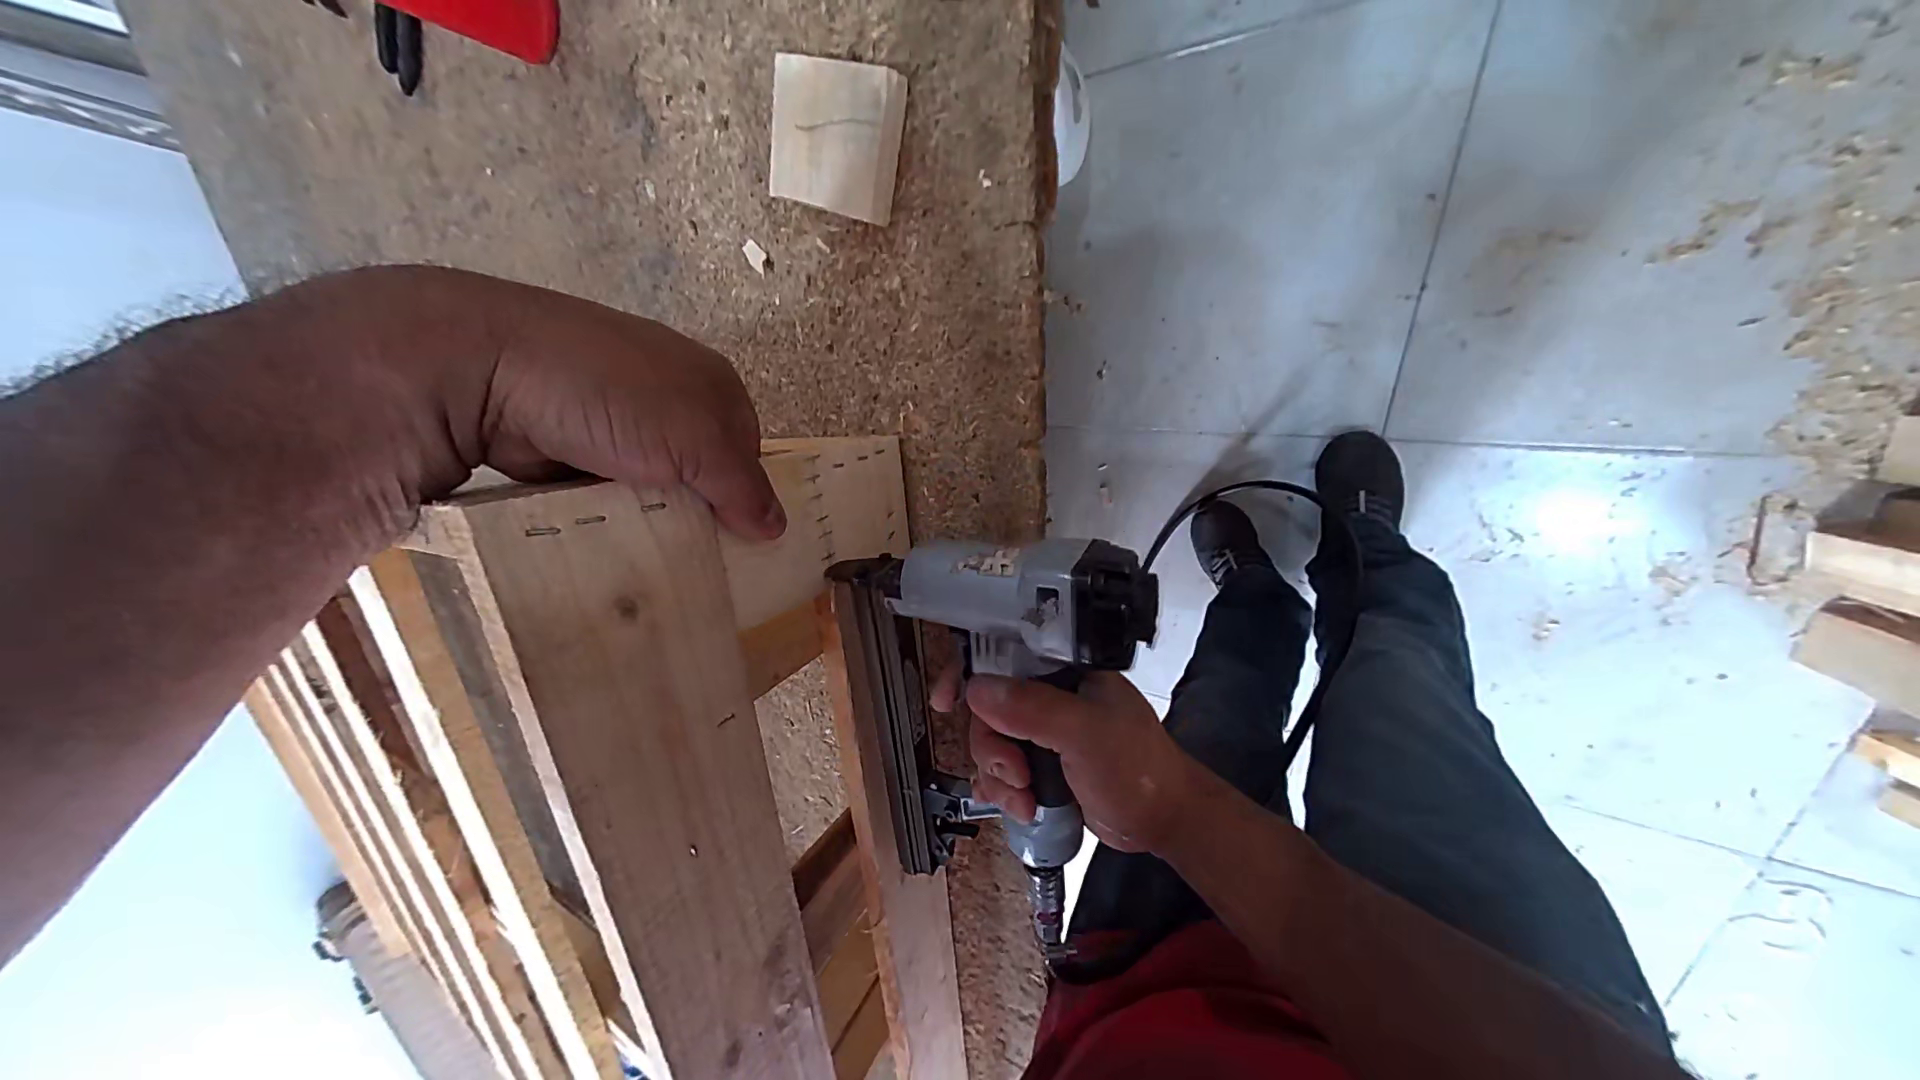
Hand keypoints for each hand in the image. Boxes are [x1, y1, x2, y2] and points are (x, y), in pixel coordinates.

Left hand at [277, 266, 786, 540]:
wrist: (485, 370)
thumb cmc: (616, 396)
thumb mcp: (697, 441)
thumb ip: (743, 486)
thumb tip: (778, 529)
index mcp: (712, 382)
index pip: (749, 451)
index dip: (747, 494)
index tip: (739, 540)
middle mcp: (670, 395)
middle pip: (703, 468)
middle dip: (702, 509)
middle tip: (700, 555)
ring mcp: (616, 414)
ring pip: (657, 481)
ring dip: (657, 514)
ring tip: (658, 554)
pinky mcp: (571, 437)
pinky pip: (611, 486)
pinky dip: (616, 511)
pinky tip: (615, 535)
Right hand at [932, 668, 1205, 853]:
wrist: (1162, 822)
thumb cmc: (1137, 767)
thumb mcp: (1086, 733)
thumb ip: (1033, 708)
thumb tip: (977, 689)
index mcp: (1063, 670)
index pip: (1005, 653)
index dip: (970, 670)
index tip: (947, 698)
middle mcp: (1049, 695)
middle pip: (988, 706)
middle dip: (991, 743)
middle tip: (1014, 771)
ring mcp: (1042, 731)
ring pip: (990, 741)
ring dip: (998, 773)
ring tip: (1024, 796)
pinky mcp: (1039, 764)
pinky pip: (999, 771)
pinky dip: (1001, 789)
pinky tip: (1020, 806)